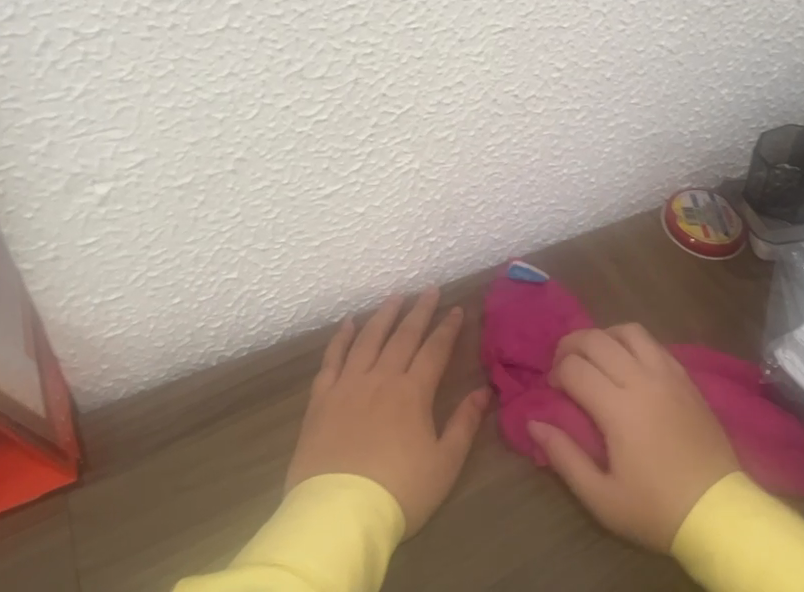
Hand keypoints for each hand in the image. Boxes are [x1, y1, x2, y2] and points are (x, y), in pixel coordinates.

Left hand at [286, 289, 489, 537]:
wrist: (339, 514)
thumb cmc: (399, 492)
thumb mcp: (444, 464)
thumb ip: (464, 424)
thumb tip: (482, 391)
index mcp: (413, 393)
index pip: (435, 350)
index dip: (447, 328)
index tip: (457, 309)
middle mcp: (381, 378)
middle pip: (403, 336)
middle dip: (419, 311)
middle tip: (429, 290)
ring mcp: (347, 386)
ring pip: (368, 339)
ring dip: (384, 315)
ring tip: (395, 297)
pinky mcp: (321, 399)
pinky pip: (332, 358)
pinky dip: (342, 337)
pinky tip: (349, 323)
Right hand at [527, 324, 739, 552]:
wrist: (717, 512)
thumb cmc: (655, 510)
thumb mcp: (601, 497)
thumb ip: (564, 456)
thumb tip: (534, 423)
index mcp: (618, 408)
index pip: (575, 367)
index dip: (556, 373)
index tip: (554, 392)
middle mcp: (643, 380)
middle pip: (597, 339)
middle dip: (570, 346)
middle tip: (563, 368)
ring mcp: (668, 375)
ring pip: (628, 331)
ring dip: (603, 337)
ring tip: (594, 359)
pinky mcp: (687, 378)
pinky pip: (654, 344)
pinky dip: (632, 344)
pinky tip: (627, 366)